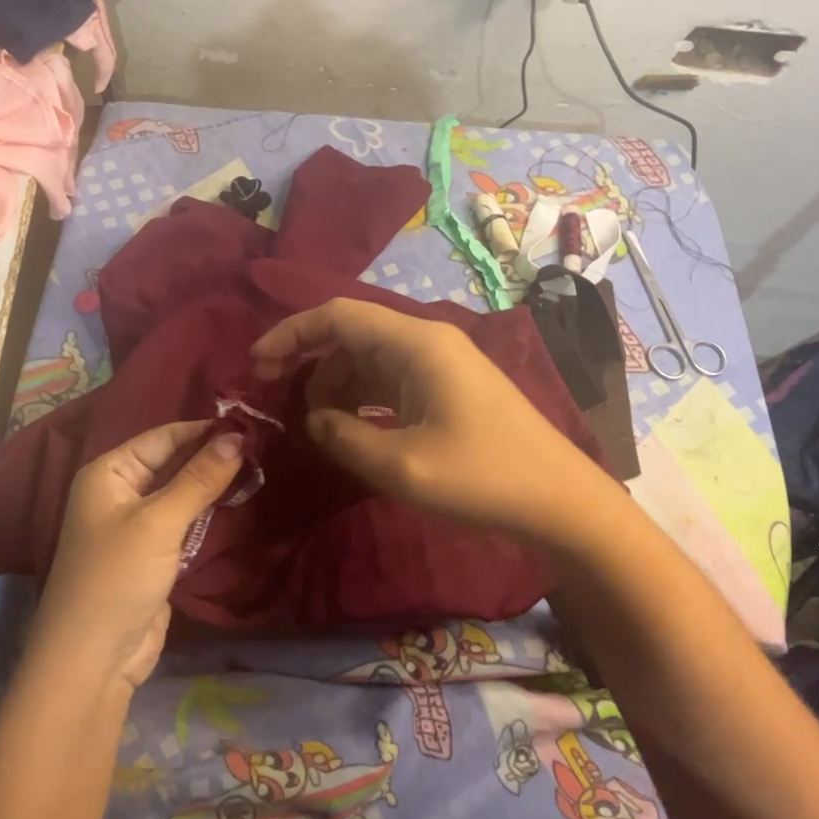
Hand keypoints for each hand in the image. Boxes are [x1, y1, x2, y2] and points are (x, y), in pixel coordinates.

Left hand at [33, 421, 242, 688]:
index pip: (162, 437)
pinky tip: (238, 503)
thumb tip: (237, 437)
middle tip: (263, 446)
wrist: (93, 658)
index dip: (204, 430)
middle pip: (171, 463)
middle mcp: (119, 492)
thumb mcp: (160, 522)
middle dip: (211, 456)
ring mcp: (135, 525)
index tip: (251, 424)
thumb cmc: (117, 576)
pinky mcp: (152, 554)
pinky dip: (206, 515)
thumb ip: (199, 479)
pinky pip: (182, 523)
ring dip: (212, 486)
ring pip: (180, 494)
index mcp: (108, 472)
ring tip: (260, 468)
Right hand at [250, 298, 612, 542]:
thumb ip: (344, 437)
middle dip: (308, 362)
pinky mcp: (447, 389)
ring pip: (367, 360)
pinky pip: (388, 381)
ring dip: (334, 387)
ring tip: (315, 427)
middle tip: (276, 399)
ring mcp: (440, 365)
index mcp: (416, 343)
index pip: (338, 315)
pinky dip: (360, 400)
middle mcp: (426, 342)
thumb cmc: (483, 477)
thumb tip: (314, 421)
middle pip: (350, 335)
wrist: (563, 503)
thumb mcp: (401, 465)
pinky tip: (350, 431)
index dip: (291, 332)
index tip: (256, 363)